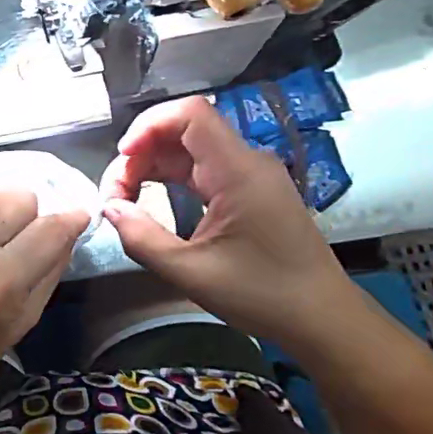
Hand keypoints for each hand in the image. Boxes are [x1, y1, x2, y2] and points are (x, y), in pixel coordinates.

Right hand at [99, 97, 355, 341]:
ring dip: (153, 166)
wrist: (324, 319)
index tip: (124, 157)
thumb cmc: (263, 295)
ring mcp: (250, 175)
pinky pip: (202, 168)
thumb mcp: (191, 273)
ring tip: (126, 199)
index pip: (191, 113)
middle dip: (142, 153)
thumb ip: (142, 238)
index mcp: (238, 171)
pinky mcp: (249, 190)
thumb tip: (108, 208)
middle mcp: (246, 162)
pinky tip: (151, 200)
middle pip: (183, 131)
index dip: (149, 125)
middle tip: (117, 193)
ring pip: (189, 149)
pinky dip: (171, 178)